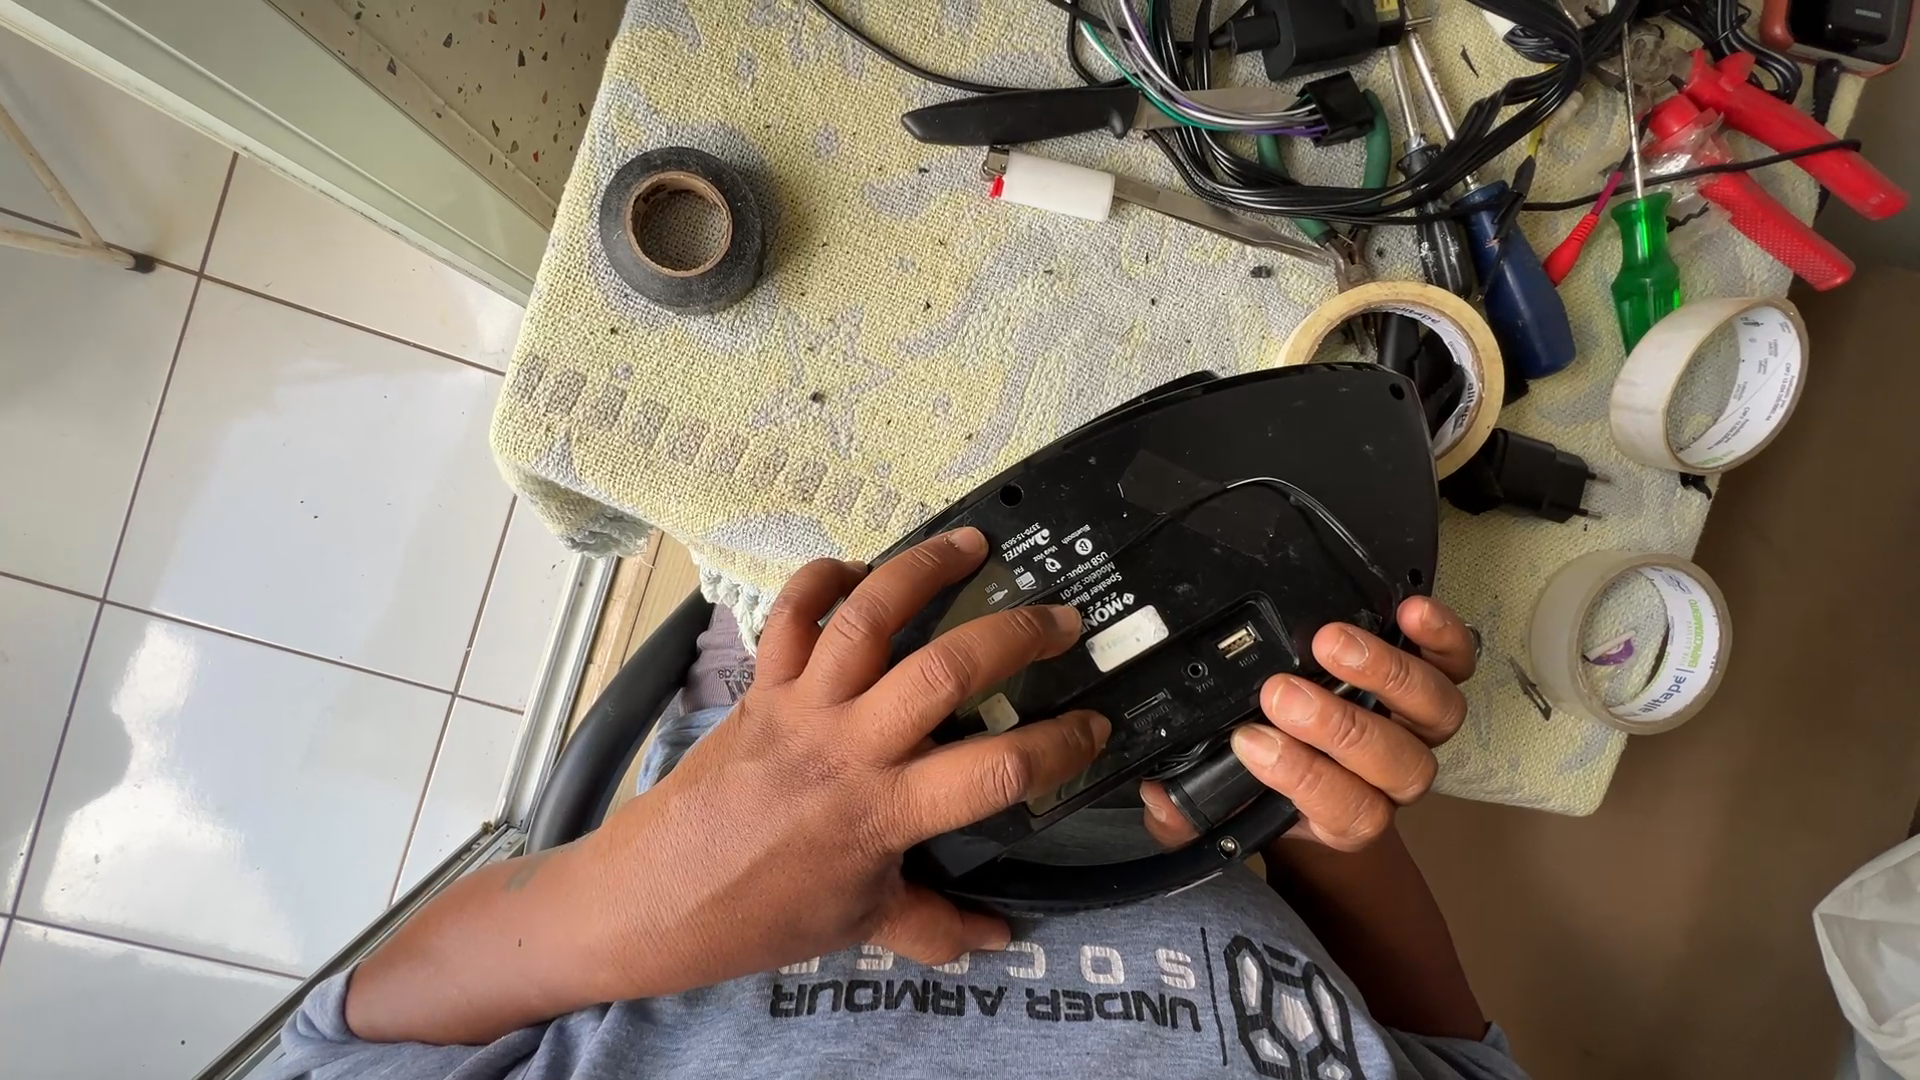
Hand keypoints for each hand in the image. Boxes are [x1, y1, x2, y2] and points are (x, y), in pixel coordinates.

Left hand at [597, 527, 1108, 987]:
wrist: (650, 895)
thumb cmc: (760, 912)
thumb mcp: (861, 925)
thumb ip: (939, 928)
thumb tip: (1004, 936)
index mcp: (882, 811)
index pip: (995, 772)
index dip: (1059, 746)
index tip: (1093, 725)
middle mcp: (848, 745)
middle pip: (941, 671)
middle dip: (1014, 636)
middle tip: (1060, 616)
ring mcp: (801, 703)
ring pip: (866, 617)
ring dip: (921, 569)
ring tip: (971, 542)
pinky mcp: (762, 680)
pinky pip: (791, 611)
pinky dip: (825, 577)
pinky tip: (861, 567)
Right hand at [1139, 596, 1474, 851]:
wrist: (1314, 768)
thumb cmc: (1267, 781)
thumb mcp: (1221, 806)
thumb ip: (1188, 815)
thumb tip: (1159, 799)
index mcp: (1344, 813)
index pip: (1344, 809)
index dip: (1302, 777)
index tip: (1248, 741)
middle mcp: (1387, 774)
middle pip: (1395, 764)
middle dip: (1337, 728)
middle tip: (1282, 693)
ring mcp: (1412, 726)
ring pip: (1431, 712)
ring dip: (1384, 676)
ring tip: (1331, 643)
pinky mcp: (1428, 680)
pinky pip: (1453, 664)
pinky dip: (1439, 639)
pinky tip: (1407, 611)